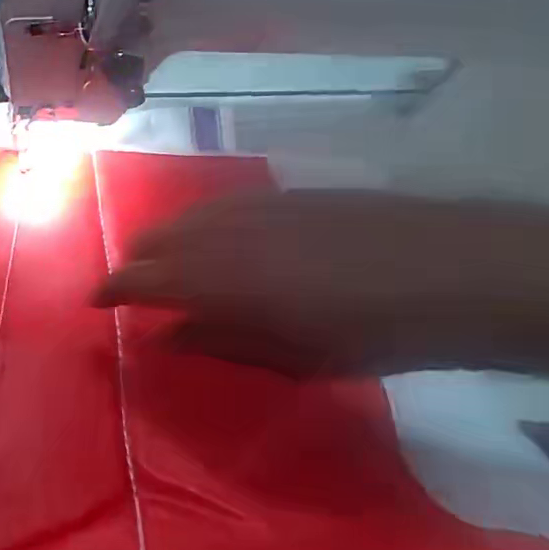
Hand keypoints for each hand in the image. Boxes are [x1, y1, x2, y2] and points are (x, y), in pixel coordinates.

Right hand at [95, 190, 548, 378]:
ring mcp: (242, 206)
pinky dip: (200, 226)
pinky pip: (214, 207)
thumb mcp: (287, 356)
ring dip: (165, 242)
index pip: (133, 277)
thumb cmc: (366, 333)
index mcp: (205, 277)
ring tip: (178, 266)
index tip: (97, 303)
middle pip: (148, 240)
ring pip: (179, 219)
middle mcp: (210, 232)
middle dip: (134, 264)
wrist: (452, 271)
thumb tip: (162, 334)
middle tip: (139, 290)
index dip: (109, 289)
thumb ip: (214, 340)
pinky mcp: (274, 193)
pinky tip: (225, 242)